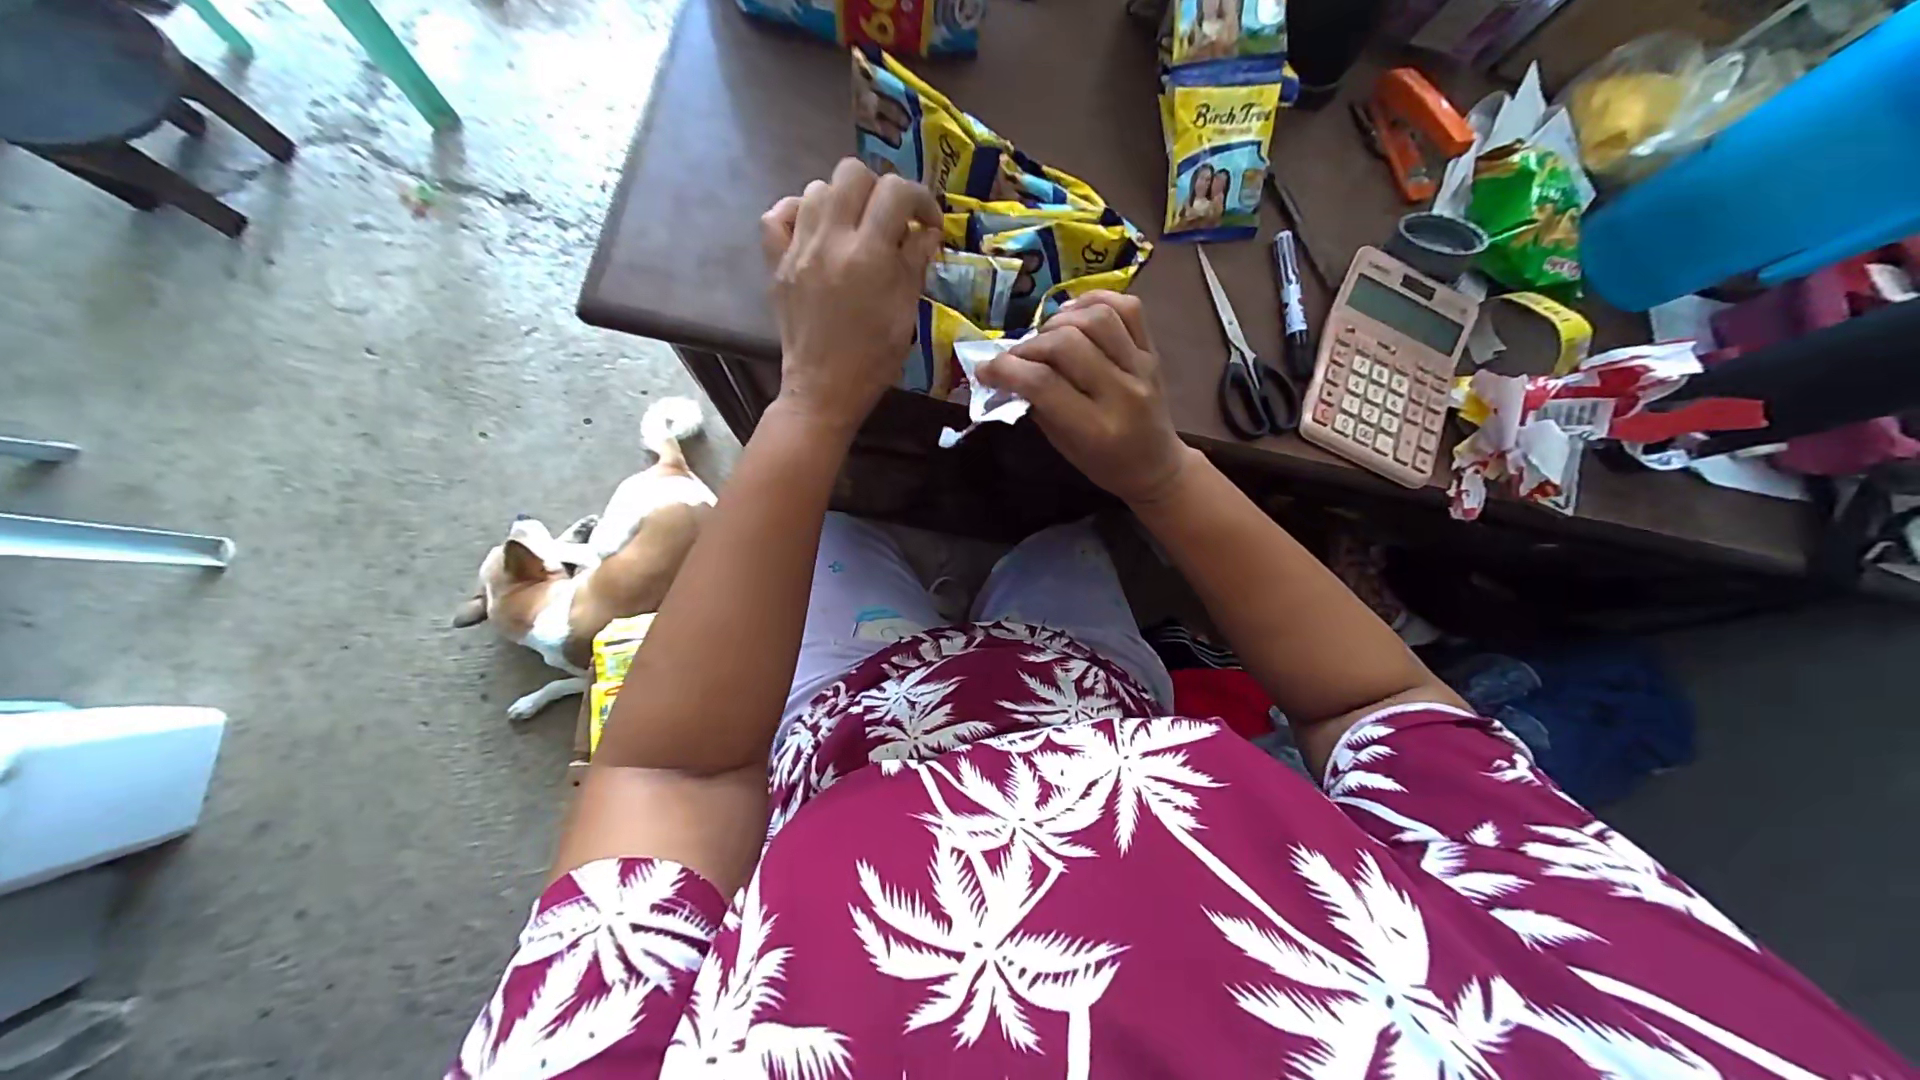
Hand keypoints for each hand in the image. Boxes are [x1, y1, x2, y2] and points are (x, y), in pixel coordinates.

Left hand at [760, 158, 941, 434]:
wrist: (823, 389)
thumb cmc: (873, 359)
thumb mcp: (905, 312)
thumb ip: (914, 263)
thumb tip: (925, 232)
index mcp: (869, 254)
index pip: (897, 192)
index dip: (921, 199)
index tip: (928, 224)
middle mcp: (830, 239)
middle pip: (853, 173)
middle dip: (880, 190)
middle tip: (891, 221)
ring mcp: (798, 248)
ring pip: (817, 188)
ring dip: (843, 200)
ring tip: (855, 228)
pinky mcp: (777, 262)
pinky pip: (778, 214)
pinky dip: (798, 212)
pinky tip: (814, 230)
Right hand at [977, 291, 1198, 506]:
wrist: (1156, 466)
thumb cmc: (1103, 463)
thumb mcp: (1062, 445)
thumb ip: (1037, 405)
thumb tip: (1005, 371)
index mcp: (1095, 428)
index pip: (1042, 383)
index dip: (1005, 369)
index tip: (985, 371)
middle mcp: (1121, 393)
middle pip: (1066, 344)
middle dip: (1029, 346)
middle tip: (1016, 358)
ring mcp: (1142, 368)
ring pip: (1097, 318)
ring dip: (1060, 321)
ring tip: (1046, 336)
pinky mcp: (1153, 351)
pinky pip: (1128, 307)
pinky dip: (1094, 302)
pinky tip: (1074, 316)